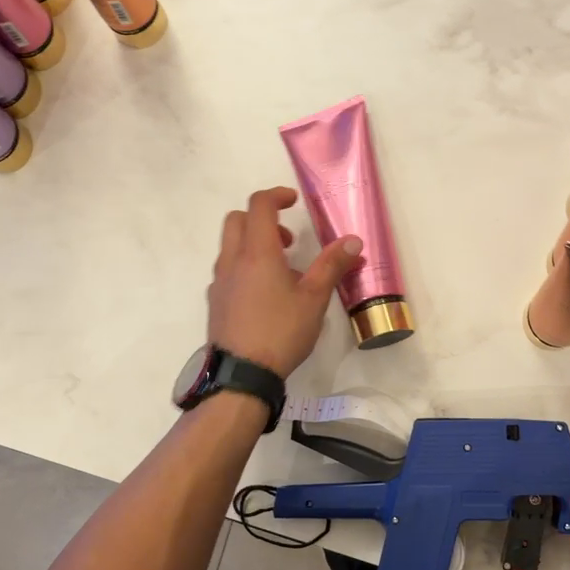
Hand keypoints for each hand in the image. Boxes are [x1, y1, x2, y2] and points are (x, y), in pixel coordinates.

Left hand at [207, 187, 361, 376]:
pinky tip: (265, 295)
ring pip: (230, 246)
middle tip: (288, 240)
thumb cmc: (281, 332)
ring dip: (253, 245)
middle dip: (262, 219)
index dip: (277, 195)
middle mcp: (232, 261)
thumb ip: (332, 265)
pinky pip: (228, 271)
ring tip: (283, 273)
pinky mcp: (216, 302)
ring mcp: (219, 282)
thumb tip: (353, 241)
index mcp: (257, 252)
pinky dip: (244, 268)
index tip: (294, 201)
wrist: (242, 373)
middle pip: (237, 220)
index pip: (259, 205)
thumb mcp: (314, 299)